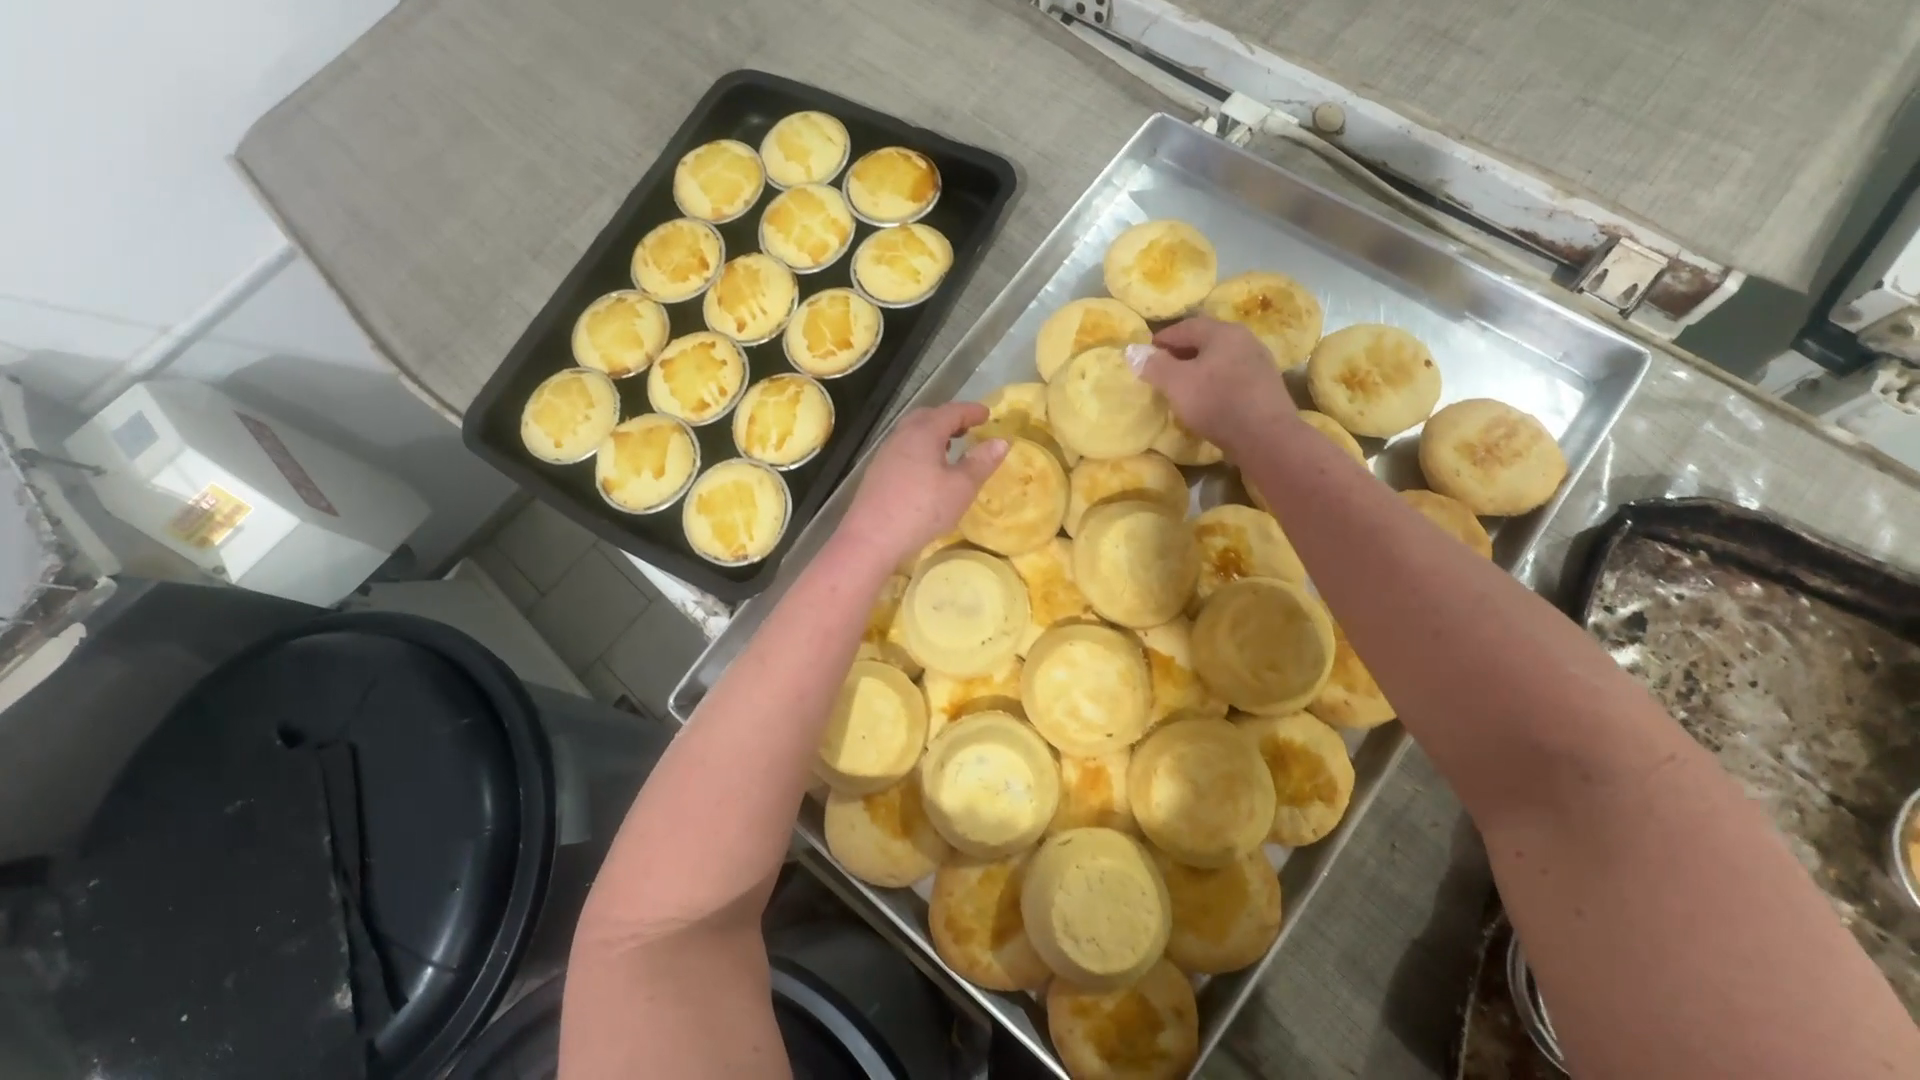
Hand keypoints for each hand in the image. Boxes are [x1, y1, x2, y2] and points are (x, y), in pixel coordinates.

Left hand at [839, 402, 1007, 567]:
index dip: (971, 411)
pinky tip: (928, 471)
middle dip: (949, 418)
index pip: (951, 412)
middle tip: (968, 428)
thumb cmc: (922, 509)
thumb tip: (1001, 442)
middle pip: (927, 416)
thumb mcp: (961, 487)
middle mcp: (902, 437)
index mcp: (924, 433)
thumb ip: (981, 462)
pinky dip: (921, 449)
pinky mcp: (878, 474)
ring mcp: (886, 455)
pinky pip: (904, 450)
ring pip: (913, 433)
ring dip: (933, 434)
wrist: (872, 538)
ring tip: (951, 448)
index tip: (987, 414)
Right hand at [1130, 317, 1294, 455]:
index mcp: (1223, 332)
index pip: (1186, 326)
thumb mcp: (1177, 383)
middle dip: (1181, 352)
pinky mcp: (1265, 386)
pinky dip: (1214, 382)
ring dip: (1199, 368)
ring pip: (1220, 358)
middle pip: (1205, 340)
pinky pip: (1232, 376)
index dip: (1162, 339)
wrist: (1266, 437)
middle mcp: (1244, 339)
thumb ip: (1154, 365)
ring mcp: (1259, 362)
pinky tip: (1206, 399)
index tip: (1145, 354)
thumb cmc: (1217, 403)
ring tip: (1182, 386)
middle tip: (1161, 369)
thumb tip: (1133, 351)